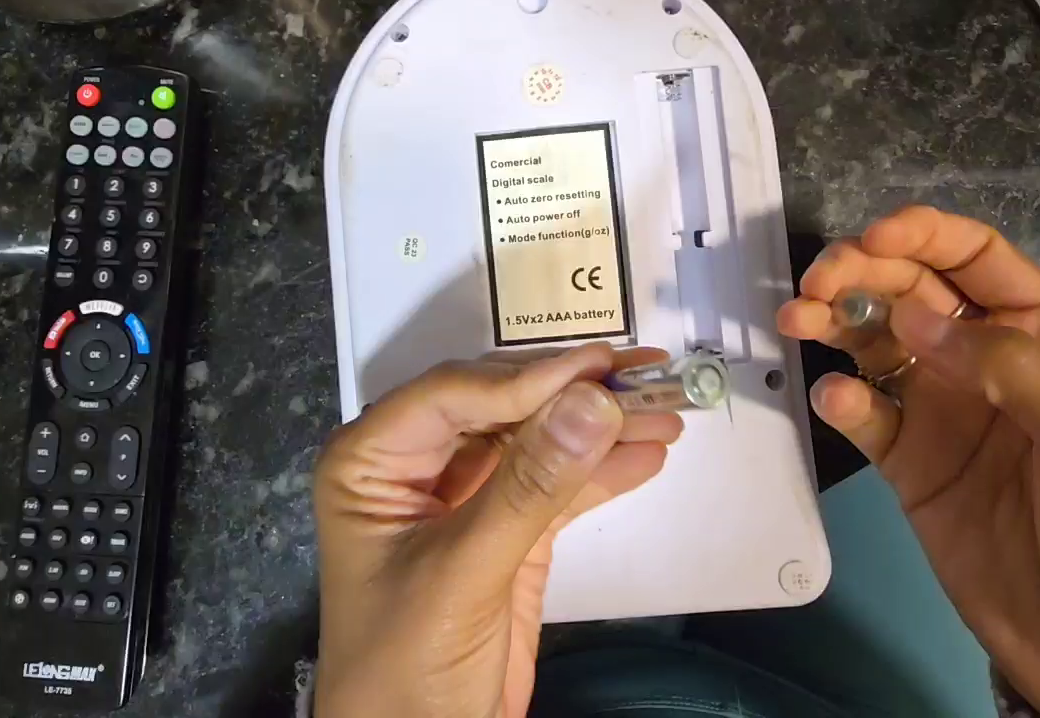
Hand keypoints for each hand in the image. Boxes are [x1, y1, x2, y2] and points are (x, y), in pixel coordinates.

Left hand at [313, 345, 681, 717]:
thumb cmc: (406, 669)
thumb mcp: (463, 574)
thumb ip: (528, 487)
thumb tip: (592, 401)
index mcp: (373, 457)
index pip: (452, 394)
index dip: (526, 378)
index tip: (597, 369)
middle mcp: (417, 458)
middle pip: (502, 404)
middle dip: (573, 393)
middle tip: (643, 374)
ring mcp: (466, 488)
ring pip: (537, 437)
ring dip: (600, 426)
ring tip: (666, 409)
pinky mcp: (507, 523)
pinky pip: (557, 483)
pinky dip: (602, 471)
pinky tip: (648, 453)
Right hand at [778, 206, 1039, 717]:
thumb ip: (1021, 377)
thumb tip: (914, 318)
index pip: (978, 260)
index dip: (922, 236)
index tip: (871, 241)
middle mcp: (986, 363)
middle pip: (909, 290)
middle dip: (859, 273)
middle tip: (817, 287)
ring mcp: (942, 412)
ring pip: (872, 342)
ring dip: (831, 321)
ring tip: (796, 322)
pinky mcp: (908, 463)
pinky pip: (864, 414)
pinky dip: (840, 400)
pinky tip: (837, 405)